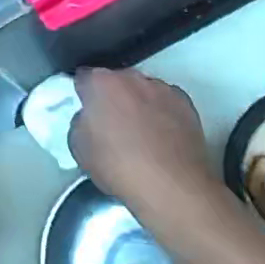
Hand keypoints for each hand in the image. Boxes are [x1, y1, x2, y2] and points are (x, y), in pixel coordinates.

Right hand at [68, 67, 217, 214]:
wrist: (171, 185)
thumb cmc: (119, 166)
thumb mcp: (79, 148)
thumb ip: (79, 122)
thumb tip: (89, 119)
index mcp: (100, 83)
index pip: (84, 78)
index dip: (84, 95)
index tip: (87, 111)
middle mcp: (131, 78)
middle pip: (116, 81)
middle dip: (112, 96)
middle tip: (112, 124)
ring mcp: (161, 88)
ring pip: (142, 89)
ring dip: (138, 103)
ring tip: (141, 133)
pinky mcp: (186, 103)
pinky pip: (165, 101)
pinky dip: (161, 112)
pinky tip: (161, 136)